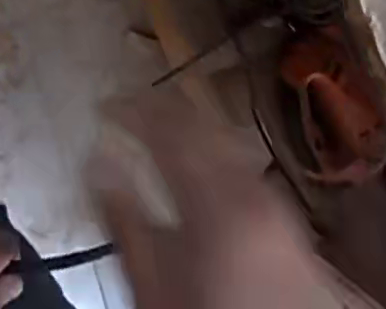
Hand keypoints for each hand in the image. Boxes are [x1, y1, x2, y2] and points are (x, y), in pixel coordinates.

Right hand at [89, 94, 372, 308]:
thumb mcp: (153, 282)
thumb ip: (123, 219)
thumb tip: (95, 164)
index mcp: (215, 201)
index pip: (166, 130)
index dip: (132, 109)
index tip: (105, 104)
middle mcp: (251, 190)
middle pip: (201, 126)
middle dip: (161, 109)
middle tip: (130, 102)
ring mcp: (276, 203)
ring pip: (225, 139)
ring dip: (190, 124)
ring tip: (160, 122)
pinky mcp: (290, 220)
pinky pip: (244, 161)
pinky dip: (215, 147)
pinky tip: (200, 158)